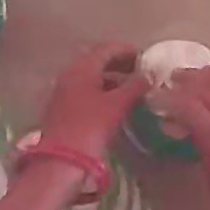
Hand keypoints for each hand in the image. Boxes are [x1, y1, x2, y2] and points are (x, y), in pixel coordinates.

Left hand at [38, 43, 146, 161]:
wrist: (62, 160)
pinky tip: (115, 101)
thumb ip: (134, 87)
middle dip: (120, 64)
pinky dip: (101, 90)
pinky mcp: (61, 106)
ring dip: (111, 78)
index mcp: (82, 67)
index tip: (145, 58)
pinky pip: (84, 89)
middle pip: (97, 60)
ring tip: (131, 87)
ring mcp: (63, 89)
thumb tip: (148, 76)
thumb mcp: (117, 105)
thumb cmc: (91, 127)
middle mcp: (70, 73)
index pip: (107, 49)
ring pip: (91, 76)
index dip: (127, 51)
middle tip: (140, 71)